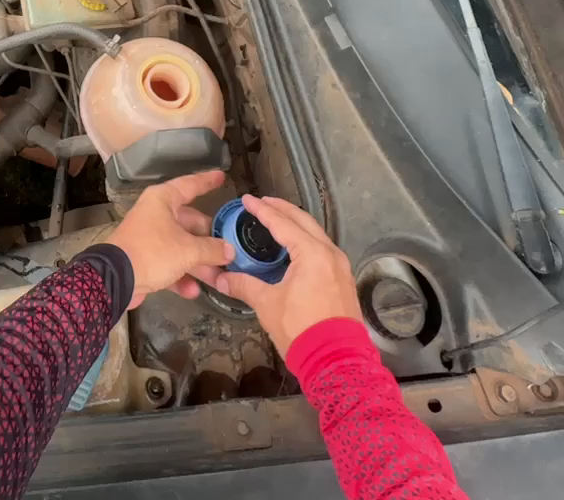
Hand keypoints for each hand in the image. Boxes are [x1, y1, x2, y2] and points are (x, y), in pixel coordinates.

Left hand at [104, 169, 235, 307]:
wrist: (116, 279)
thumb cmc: (153, 252)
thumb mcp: (187, 250)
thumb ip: (211, 249)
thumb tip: (230, 250)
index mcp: (163, 200)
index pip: (190, 185)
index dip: (207, 181)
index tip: (222, 176)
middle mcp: (156, 214)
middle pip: (190, 222)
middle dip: (210, 240)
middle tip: (232, 250)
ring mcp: (150, 237)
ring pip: (182, 246)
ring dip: (199, 263)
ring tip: (219, 279)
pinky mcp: (145, 259)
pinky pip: (169, 264)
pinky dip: (181, 276)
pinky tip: (192, 291)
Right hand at [213, 194, 362, 351]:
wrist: (337, 363)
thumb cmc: (300, 328)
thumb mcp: (267, 304)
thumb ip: (243, 285)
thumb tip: (219, 278)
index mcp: (311, 253)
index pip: (282, 223)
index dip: (262, 210)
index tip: (246, 200)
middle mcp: (329, 253)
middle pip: (303, 221)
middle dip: (282, 209)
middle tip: (262, 202)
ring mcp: (340, 267)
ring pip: (316, 234)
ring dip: (296, 223)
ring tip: (277, 219)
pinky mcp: (343, 280)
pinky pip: (322, 248)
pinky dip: (306, 239)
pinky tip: (294, 245)